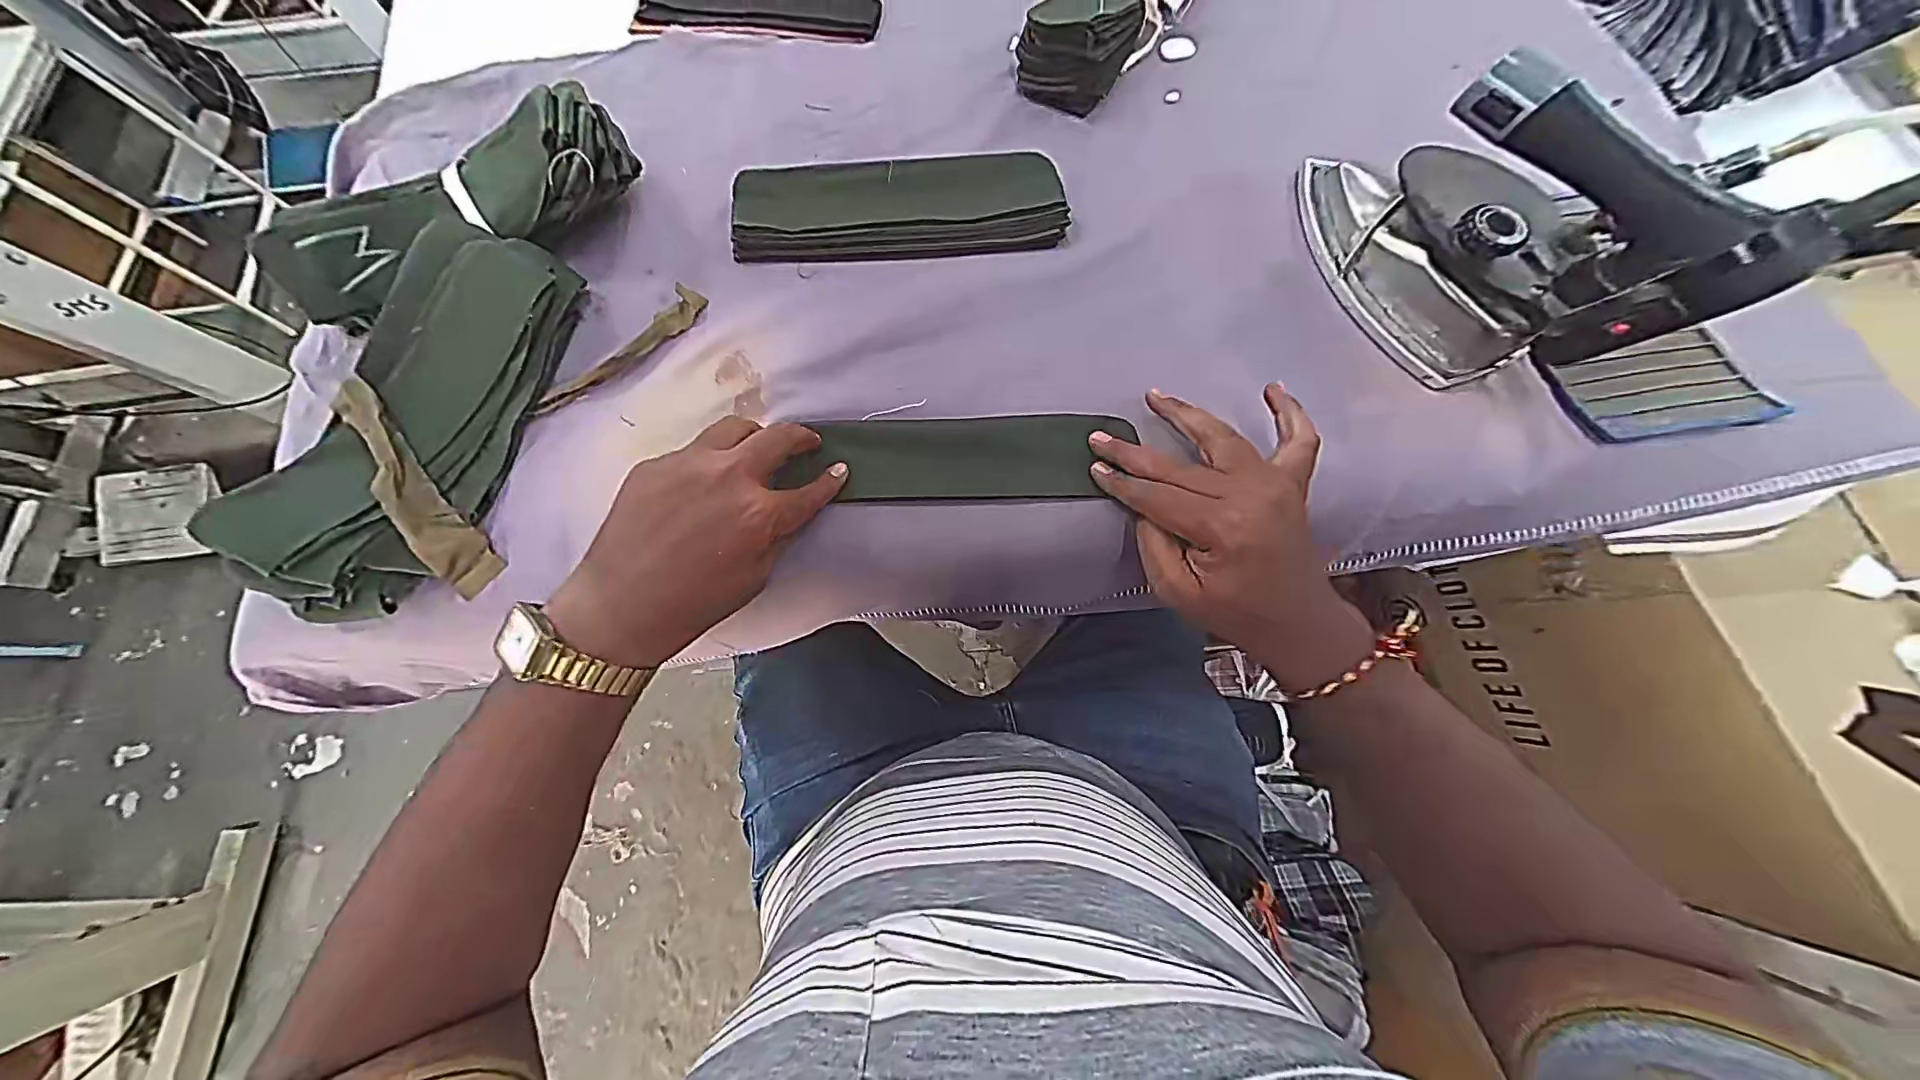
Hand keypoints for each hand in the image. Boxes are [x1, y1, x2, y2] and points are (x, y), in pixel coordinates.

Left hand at [545, 417, 845, 667]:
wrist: (622, 606)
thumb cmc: (691, 602)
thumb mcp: (755, 575)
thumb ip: (778, 535)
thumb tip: (789, 513)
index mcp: (759, 512)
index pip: (809, 489)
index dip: (829, 481)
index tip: (837, 471)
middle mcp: (727, 477)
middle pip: (778, 438)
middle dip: (801, 437)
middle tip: (807, 442)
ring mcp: (688, 465)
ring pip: (734, 428)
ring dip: (755, 436)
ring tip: (757, 448)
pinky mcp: (655, 465)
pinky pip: (693, 450)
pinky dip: (709, 459)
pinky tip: (704, 482)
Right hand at [1089, 386, 1374, 689]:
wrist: (1297, 624)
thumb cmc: (1236, 614)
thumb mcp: (1179, 593)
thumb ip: (1154, 545)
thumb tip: (1142, 507)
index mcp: (1222, 526)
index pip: (1158, 496)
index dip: (1122, 483)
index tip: (1095, 466)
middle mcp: (1251, 495)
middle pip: (1180, 466)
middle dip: (1134, 452)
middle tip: (1102, 437)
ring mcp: (1276, 484)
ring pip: (1224, 438)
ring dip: (1188, 415)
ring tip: (1157, 397)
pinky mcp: (1294, 484)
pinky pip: (1299, 440)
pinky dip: (1290, 413)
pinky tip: (1273, 391)